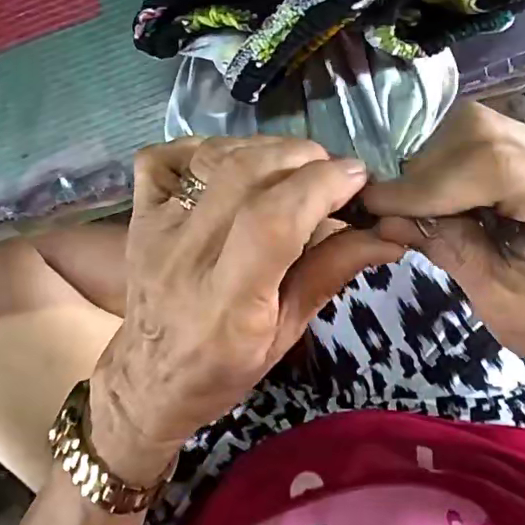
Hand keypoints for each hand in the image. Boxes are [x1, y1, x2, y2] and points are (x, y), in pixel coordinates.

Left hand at [88, 136, 405, 484]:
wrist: (149, 378)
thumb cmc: (222, 368)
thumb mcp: (285, 335)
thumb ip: (329, 273)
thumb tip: (387, 233)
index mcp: (228, 301)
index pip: (273, 220)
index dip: (320, 186)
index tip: (356, 177)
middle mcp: (186, 256)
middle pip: (243, 175)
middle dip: (301, 157)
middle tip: (329, 169)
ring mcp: (154, 230)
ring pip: (211, 159)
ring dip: (262, 148)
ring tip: (291, 164)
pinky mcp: (138, 216)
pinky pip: (160, 158)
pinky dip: (199, 146)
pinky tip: (229, 163)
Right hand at [361, 102, 524, 373]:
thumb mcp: (499, 299)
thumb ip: (449, 248)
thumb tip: (385, 217)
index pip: (497, 166)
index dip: (429, 182)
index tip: (378, 204)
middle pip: (484, 133)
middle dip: (426, 167)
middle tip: (391, 205)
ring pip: (476, 127)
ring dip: (430, 160)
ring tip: (410, 201)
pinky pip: (477, 140)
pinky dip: (442, 162)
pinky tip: (430, 194)